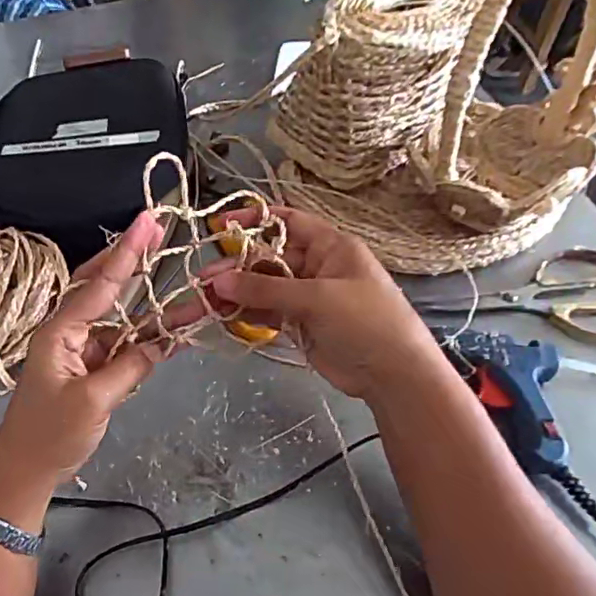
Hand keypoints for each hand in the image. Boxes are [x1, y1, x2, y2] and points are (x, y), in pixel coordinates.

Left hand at [0, 212, 190, 513]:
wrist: (25, 473)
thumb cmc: (50, 436)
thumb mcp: (93, 401)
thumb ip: (130, 368)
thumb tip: (162, 345)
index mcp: (60, 331)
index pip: (100, 284)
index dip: (127, 252)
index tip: (147, 221)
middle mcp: (69, 332)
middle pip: (104, 287)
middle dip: (132, 259)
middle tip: (159, 229)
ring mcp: (81, 351)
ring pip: (121, 318)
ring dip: (152, 305)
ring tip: (184, 284)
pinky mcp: (91, 370)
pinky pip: (124, 345)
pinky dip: (148, 339)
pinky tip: (175, 330)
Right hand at [202, 207, 442, 400]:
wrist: (393, 375)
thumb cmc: (365, 322)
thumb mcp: (317, 299)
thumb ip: (266, 288)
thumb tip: (218, 280)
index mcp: (329, 246)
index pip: (287, 221)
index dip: (254, 220)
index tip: (220, 224)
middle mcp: (317, 266)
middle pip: (268, 259)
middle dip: (235, 269)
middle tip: (201, 282)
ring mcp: (308, 297)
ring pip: (264, 288)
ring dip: (236, 294)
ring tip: (203, 304)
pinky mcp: (302, 324)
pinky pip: (269, 312)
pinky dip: (248, 314)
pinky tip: (225, 317)